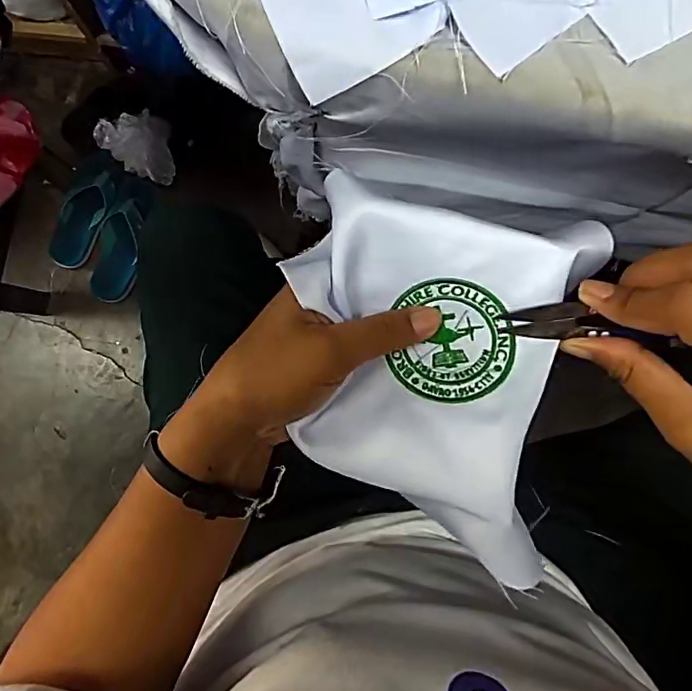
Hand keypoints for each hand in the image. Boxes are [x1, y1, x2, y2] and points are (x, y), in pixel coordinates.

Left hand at [158, 288, 439, 490]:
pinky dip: (379, 360)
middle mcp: (313, 307)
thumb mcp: (332, 349)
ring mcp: (316, 339)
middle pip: (363, 301)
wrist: (236, 424)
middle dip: (400, 306)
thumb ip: (381, 332)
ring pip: (362, 332)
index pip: (356, 266)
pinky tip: (415, 363)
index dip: (393, 269)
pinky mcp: (320, 367)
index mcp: (308, 288)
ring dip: (392, 337)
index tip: (437, 271)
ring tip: (448, 330)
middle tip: (455, 304)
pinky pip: (356, 357)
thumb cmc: (276, 373)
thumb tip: (435, 314)